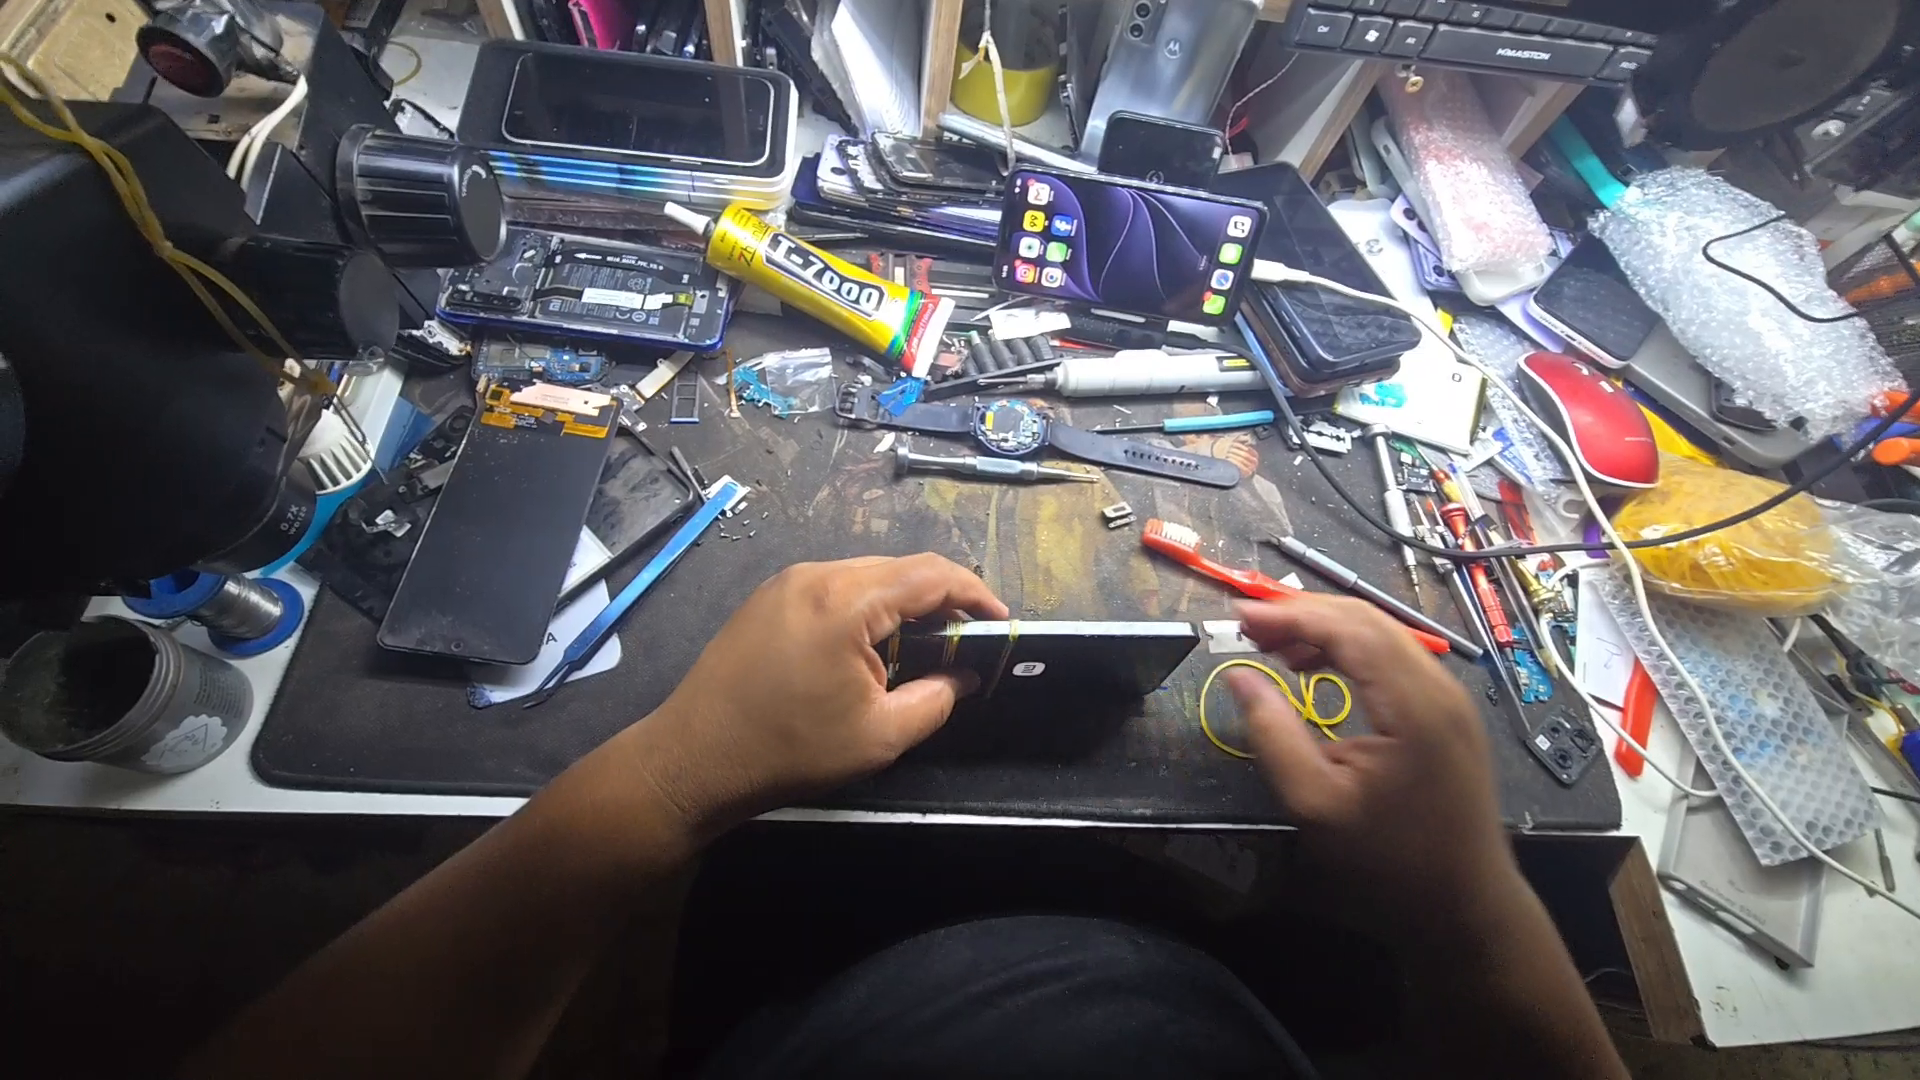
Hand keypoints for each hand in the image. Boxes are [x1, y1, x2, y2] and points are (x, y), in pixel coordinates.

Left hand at [635, 554, 1007, 835]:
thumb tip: (964, 675)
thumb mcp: (879, 736)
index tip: (1000, 620)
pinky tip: (874, 641)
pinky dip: (870, 604)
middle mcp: (818, 573)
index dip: (975, 593)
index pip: (931, 574)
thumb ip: (936, 699)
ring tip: (925, 642)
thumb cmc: (789, 750)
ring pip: (869, 574)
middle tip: (966, 637)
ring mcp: (789, 580)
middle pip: (901, 568)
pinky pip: (837, 585)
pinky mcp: (771, 595)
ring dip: (905, 601)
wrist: (692, 759)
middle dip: (943, 597)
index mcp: (847, 600)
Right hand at [1227, 595, 1525, 949]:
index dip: (1289, 614)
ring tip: (1270, 644)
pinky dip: (1344, 648)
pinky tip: (1311, 665)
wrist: (1464, 906)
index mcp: (1413, 705)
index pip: (1348, 629)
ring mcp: (1447, 698)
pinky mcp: (1443, 710)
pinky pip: (1389, 656)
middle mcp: (1439, 688)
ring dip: (1321, 628)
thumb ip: (1271, 732)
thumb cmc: (1387, 860)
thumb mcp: (1313, 801)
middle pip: (1366, 619)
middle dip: (1302, 612)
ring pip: (1378, 632)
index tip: (1238, 615)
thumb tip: (1238, 676)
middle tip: (1248, 625)